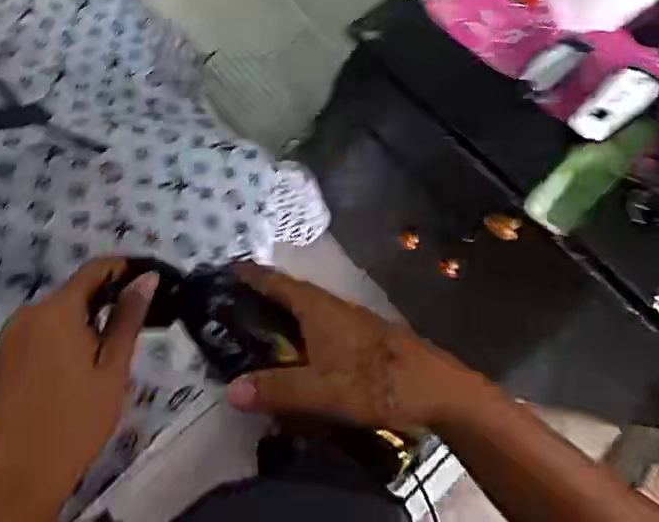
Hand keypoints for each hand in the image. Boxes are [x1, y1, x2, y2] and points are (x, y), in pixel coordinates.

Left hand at [0, 258, 159, 521]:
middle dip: (103, 304)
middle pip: (75, 292)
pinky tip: (71, 373)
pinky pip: (38, 333)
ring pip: (56, 314)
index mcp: (57, 308)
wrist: (15, 481)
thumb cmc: (73, 424)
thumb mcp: (112, 371)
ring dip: (81, 324)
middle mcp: (29, 311)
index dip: (123, 269)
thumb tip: (146, 277)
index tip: (147, 281)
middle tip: (129, 335)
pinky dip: (59, 340)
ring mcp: (11, 334)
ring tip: (102, 361)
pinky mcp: (1, 357)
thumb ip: (128, 319)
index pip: (95, 269)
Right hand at [223, 263, 484, 432]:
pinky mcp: (356, 335)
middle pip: (286, 291)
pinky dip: (296, 326)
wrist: (434, 387)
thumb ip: (278, 389)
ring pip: (302, 307)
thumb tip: (230, 389)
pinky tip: (293, 347)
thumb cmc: (375, 380)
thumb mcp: (323, 389)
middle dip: (259, 292)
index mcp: (314, 306)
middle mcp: (327, 303)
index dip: (249, 274)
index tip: (224, 268)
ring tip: (253, 324)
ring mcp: (344, 317)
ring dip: (278, 309)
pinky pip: (314, 322)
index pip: (274, 281)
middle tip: (229, 302)